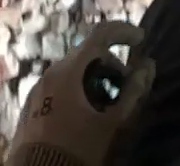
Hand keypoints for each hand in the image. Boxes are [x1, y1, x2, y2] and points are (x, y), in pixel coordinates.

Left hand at [6, 22, 155, 165]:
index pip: (101, 34)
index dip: (124, 32)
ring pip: (73, 68)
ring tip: (107, 101)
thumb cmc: (78, 148)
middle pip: (87, 52)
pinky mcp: (31, 103)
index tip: (141, 39)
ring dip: (94, 75)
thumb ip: (133, 92)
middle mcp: (52, 71)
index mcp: (70, 70)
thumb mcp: (111, 123)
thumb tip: (148, 66)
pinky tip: (86, 110)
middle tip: (126, 83)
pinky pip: (59, 83)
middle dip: (111, 62)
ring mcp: (39, 87)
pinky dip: (78, 86)